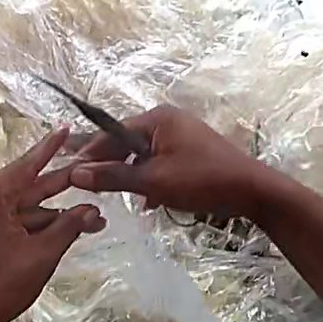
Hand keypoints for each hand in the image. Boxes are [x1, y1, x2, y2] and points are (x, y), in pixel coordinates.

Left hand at [0, 128, 105, 321]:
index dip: (49, 148)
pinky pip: (12, 221)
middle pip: (27, 186)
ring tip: (92, 216)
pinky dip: (36, 225)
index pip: (26, 165)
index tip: (66, 128)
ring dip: (54, 213)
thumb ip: (68, 228)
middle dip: (62, 185)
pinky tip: (65, 229)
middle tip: (92, 173)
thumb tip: (94, 211)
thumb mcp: (40, 256)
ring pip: (22, 207)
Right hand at [69, 106, 278, 218]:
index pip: (112, 133)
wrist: (252, 191)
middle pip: (127, 142)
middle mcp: (168, 121)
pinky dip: (151, 179)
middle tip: (90, 189)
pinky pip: (161, 162)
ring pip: (144, 155)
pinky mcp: (192, 152)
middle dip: (111, 166)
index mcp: (157, 118)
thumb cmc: (201, 180)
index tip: (70, 174)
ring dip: (132, 176)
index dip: (91, 154)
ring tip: (118, 197)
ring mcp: (182, 135)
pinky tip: (148, 202)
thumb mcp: (153, 180)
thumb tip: (75, 174)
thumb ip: (113, 176)